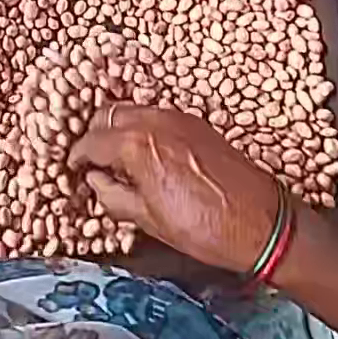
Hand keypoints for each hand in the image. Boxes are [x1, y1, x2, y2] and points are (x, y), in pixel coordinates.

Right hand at [69, 104, 287, 274]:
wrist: (263, 223)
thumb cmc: (205, 227)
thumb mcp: (149, 220)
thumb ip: (113, 196)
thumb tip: (96, 183)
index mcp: (136, 146)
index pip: (91, 142)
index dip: (77, 157)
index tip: (74, 168)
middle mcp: (153, 122)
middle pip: (107, 115)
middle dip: (94, 136)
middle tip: (92, 161)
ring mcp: (176, 118)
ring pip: (131, 111)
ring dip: (117, 129)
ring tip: (118, 158)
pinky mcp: (194, 122)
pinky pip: (155, 116)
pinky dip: (141, 128)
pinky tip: (146, 154)